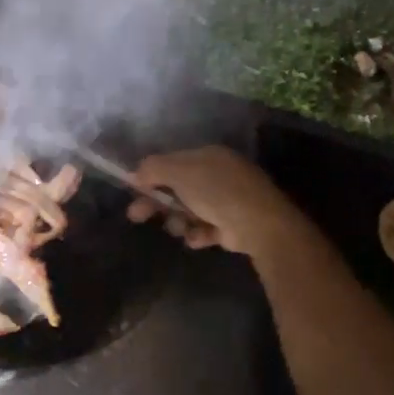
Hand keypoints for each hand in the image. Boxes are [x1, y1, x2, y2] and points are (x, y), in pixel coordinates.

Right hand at [127, 146, 305, 254]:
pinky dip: (198, 233)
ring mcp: (225, 201)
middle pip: (176, 188)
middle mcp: (217, 176)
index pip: (172, 162)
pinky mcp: (230, 226)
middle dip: (157, 202)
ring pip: (187, 211)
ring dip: (179, 221)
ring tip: (182, 228)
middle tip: (136, 216)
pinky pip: (203, 228)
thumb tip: (134, 173)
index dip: (151, 176)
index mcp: (208, 156)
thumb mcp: (179, 172)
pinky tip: (199, 237)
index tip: (134, 190)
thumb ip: (153, 169)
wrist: (259, 224)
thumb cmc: (217, 191)